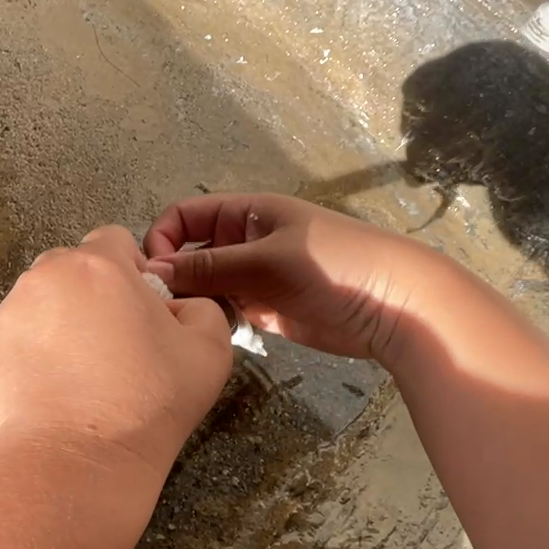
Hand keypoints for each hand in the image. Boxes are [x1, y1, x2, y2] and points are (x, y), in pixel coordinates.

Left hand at [0, 226, 232, 474]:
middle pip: (71, 268)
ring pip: (39, 301)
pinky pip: (14, 335)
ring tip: (76, 372)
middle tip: (110, 344)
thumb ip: (199, 307)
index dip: (131, 270)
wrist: (78, 457)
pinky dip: (29, 351)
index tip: (138, 309)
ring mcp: (9, 310)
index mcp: (99, 267)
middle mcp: (46, 276)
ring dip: (58, 321)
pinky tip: (49, 388)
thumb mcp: (208, 351)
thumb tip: (176, 304)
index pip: (114, 240)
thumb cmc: (148, 402)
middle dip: (91, 293)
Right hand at [143, 194, 463, 365]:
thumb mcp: (266, 261)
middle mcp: (242, 242)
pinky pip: (222, 310)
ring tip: (186, 322)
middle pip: (189, 253)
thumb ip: (208, 266)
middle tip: (163, 306)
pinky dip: (211, 319)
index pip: (184, 216)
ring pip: (203, 285)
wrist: (395, 308)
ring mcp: (252, 277)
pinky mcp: (262, 308)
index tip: (153, 272)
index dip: (162, 238)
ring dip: (191, 301)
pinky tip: (208, 333)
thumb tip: (152, 271)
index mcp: (245, 215)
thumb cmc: (333, 266)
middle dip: (173, 275)